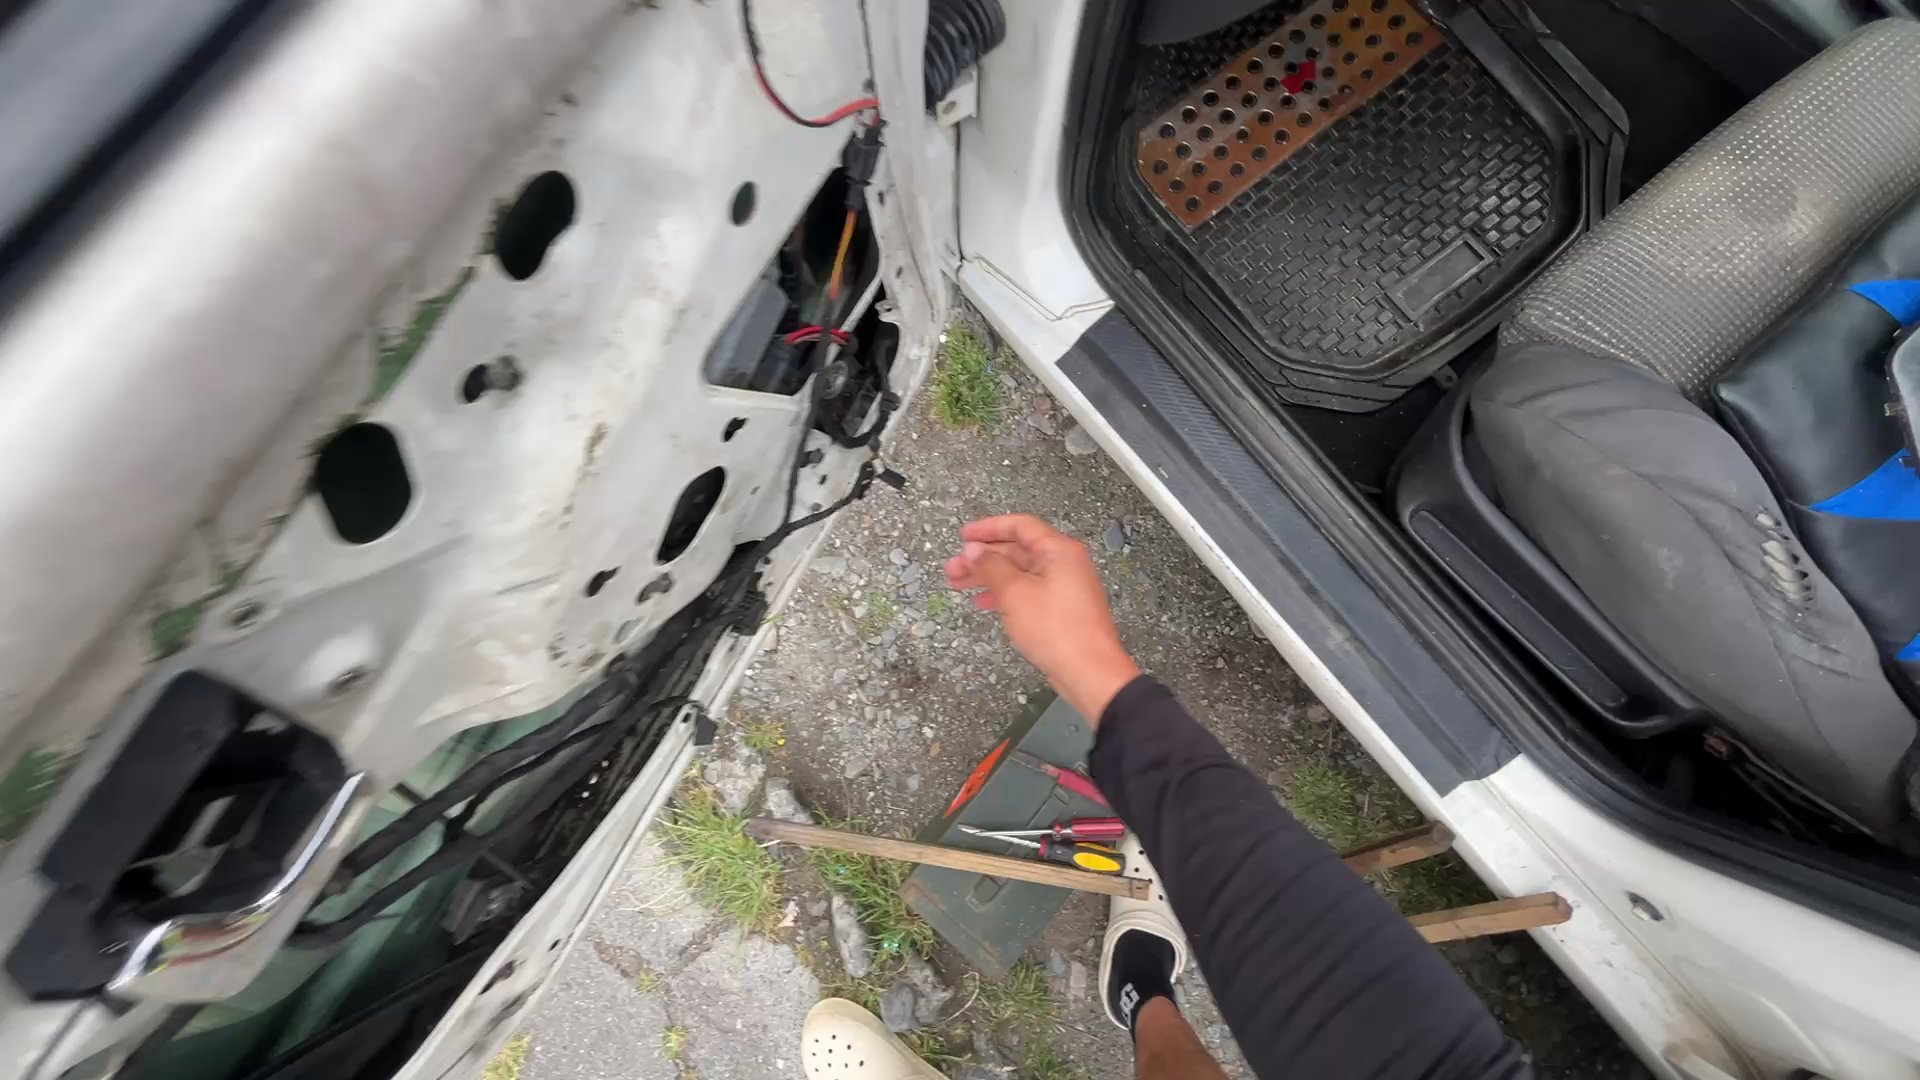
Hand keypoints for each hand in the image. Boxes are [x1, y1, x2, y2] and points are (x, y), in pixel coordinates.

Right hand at [943, 514, 1141, 723]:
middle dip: (982, 557)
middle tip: (953, 568)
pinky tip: (982, 602)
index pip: (1020, 526)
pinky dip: (1003, 594)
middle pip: (1017, 550)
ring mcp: (1063, 587)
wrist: (1088, 672)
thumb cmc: (1056, 629)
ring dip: (988, 576)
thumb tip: (974, 550)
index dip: (988, 528)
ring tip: (958, 585)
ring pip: (1018, 573)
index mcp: (1058, 550)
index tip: (964, 536)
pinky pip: (1026, 592)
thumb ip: (991, 566)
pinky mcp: (1060, 609)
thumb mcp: (1015, 592)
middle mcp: (1063, 564)